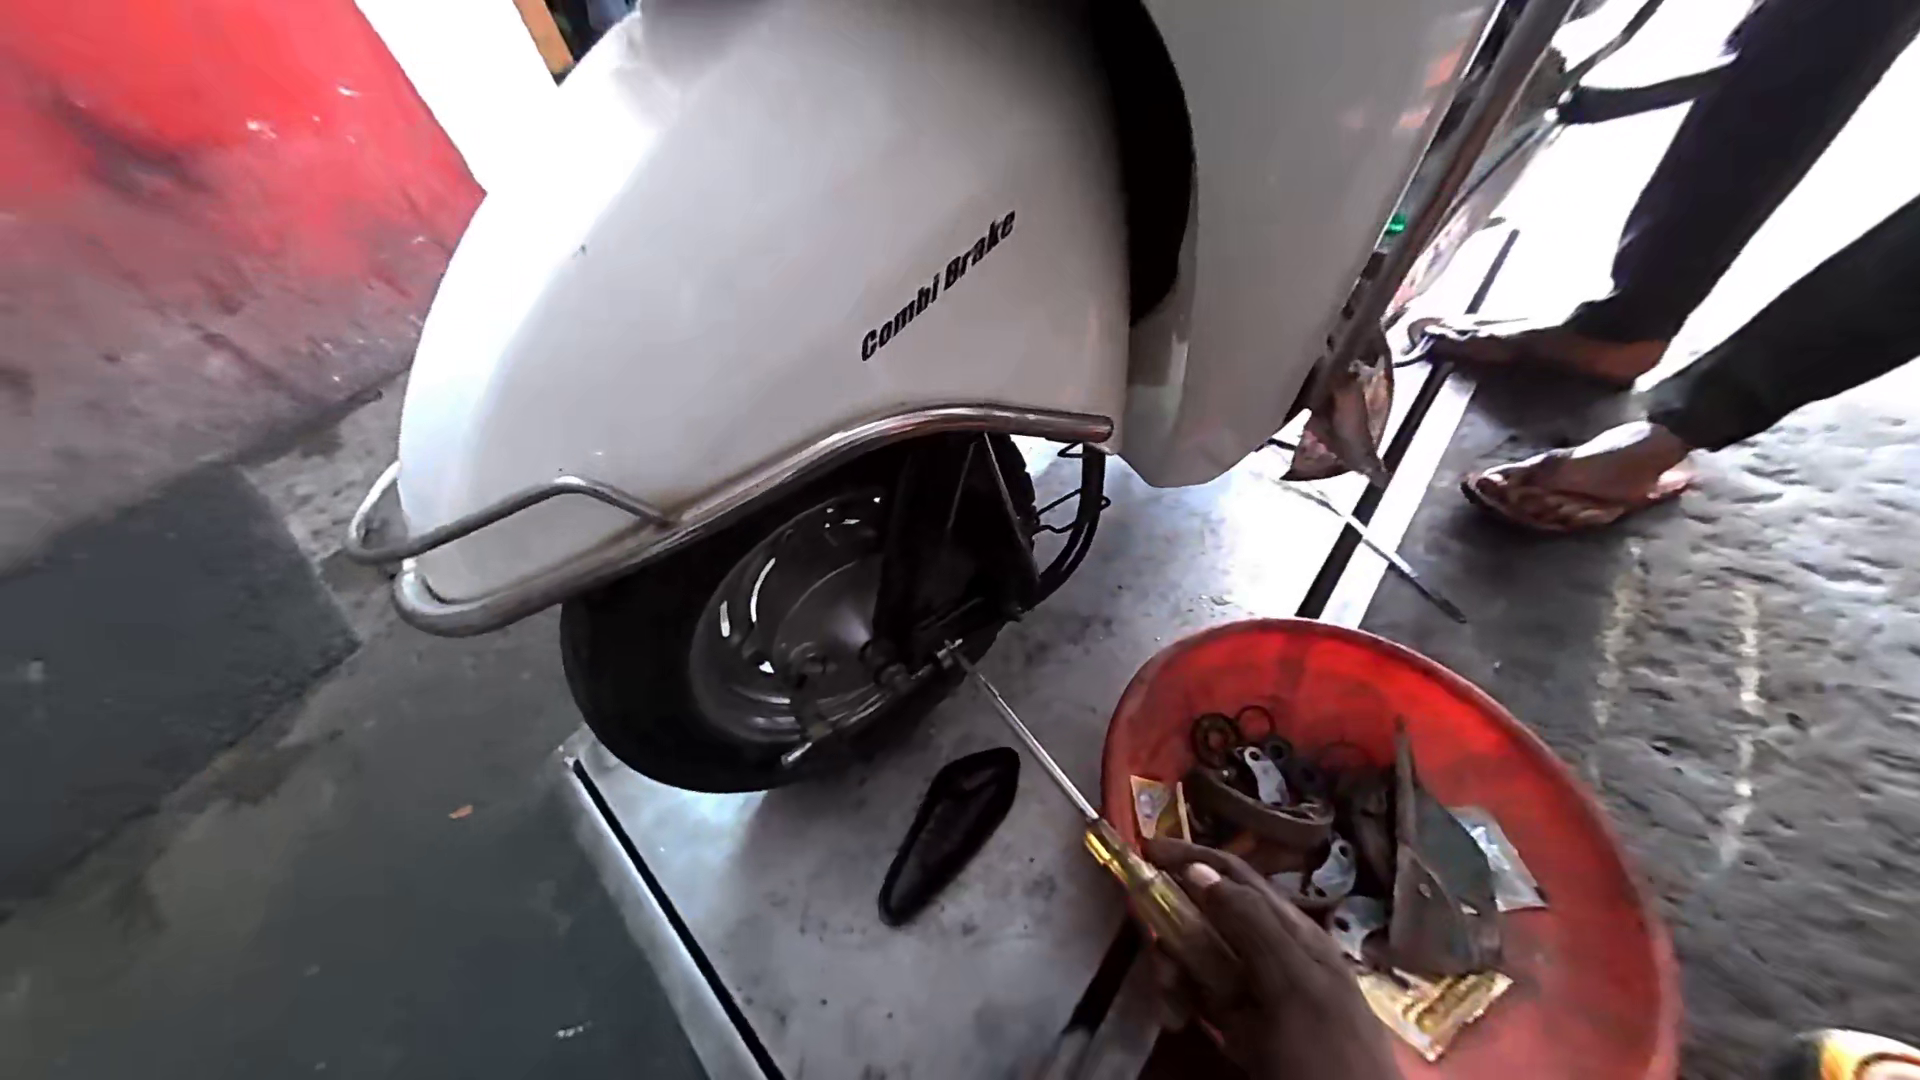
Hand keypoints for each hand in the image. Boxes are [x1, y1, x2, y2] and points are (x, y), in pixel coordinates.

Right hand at [1145, 838, 1401, 1079]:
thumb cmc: (1330, 1061)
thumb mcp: (1296, 989)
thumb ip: (1251, 924)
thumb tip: (1197, 868)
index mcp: (1293, 933)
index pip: (1236, 876)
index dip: (1192, 856)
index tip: (1145, 849)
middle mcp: (1271, 953)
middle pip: (1208, 914)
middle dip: (1174, 922)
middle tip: (1152, 946)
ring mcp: (1256, 993)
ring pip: (1197, 955)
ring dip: (1173, 967)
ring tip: (1168, 1000)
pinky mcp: (1241, 1030)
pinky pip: (1198, 996)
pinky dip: (1179, 999)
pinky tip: (1173, 1019)